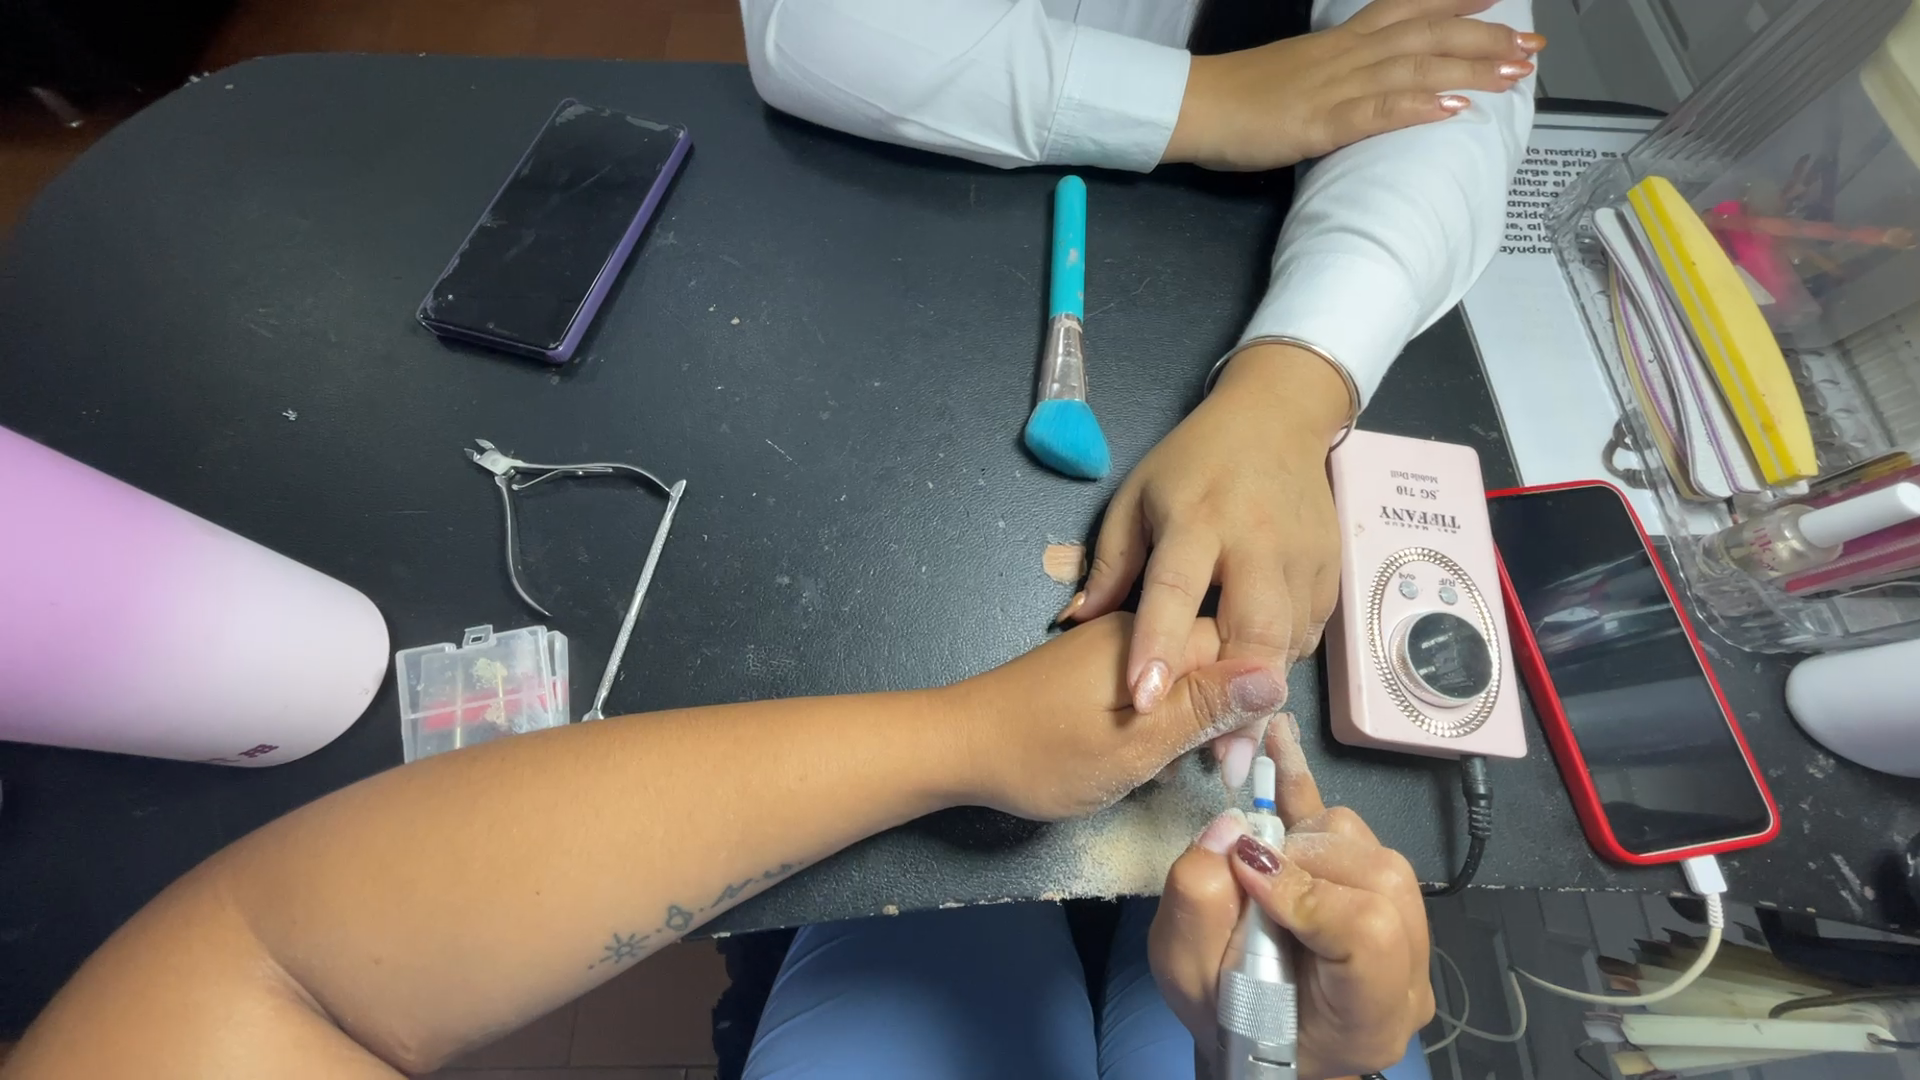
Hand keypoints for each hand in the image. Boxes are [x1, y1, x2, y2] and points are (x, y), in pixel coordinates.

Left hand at [947, 613, 1287, 820]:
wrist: (956, 743)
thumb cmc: (1044, 754)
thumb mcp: (1132, 744)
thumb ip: (1202, 708)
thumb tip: (1274, 675)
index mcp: (1146, 636)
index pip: (1236, 648)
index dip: (1248, 704)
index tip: (1233, 759)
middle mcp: (1129, 628)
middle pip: (1208, 661)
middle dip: (1216, 717)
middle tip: (1202, 769)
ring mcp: (1106, 645)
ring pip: (1176, 676)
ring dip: (1184, 723)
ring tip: (1165, 767)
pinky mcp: (1088, 665)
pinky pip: (1144, 684)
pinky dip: (1153, 720)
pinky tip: (1139, 754)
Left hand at [1067, 343, 1346, 787]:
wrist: (1276, 419)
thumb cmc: (1189, 464)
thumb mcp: (1135, 501)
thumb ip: (1111, 564)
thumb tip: (1074, 621)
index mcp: (1195, 519)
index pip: (1172, 588)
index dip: (1157, 645)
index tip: (1142, 700)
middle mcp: (1255, 540)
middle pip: (1255, 626)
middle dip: (1239, 692)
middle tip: (1222, 759)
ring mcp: (1302, 556)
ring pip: (1290, 641)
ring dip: (1265, 696)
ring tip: (1239, 749)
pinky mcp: (1331, 569)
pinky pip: (1309, 634)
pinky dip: (1285, 667)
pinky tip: (1261, 694)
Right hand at [1149, 719, 1433, 1077]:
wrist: (1253, 1032)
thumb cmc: (1221, 1017)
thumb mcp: (1184, 975)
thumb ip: (1199, 905)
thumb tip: (1231, 826)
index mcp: (1366, 1014)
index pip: (1371, 933)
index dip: (1304, 889)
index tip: (1243, 870)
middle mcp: (1405, 970)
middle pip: (1378, 876)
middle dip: (1300, 853)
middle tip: (1244, 860)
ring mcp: (1402, 927)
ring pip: (1367, 844)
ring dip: (1303, 832)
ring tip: (1257, 843)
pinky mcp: (1370, 884)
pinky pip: (1349, 827)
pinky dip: (1307, 783)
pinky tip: (1278, 736)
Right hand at [1163, 0, 1543, 171]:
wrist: (1197, 106)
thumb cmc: (1234, 98)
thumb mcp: (1289, 77)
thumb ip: (1324, 80)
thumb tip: (1346, 94)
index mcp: (1337, 45)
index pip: (1407, 13)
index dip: (1456, 3)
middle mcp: (1346, 56)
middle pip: (1427, 37)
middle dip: (1484, 38)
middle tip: (1531, 47)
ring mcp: (1335, 88)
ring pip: (1414, 69)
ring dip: (1468, 68)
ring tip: (1513, 74)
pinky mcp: (1318, 123)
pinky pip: (1376, 111)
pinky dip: (1417, 108)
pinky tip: (1452, 109)